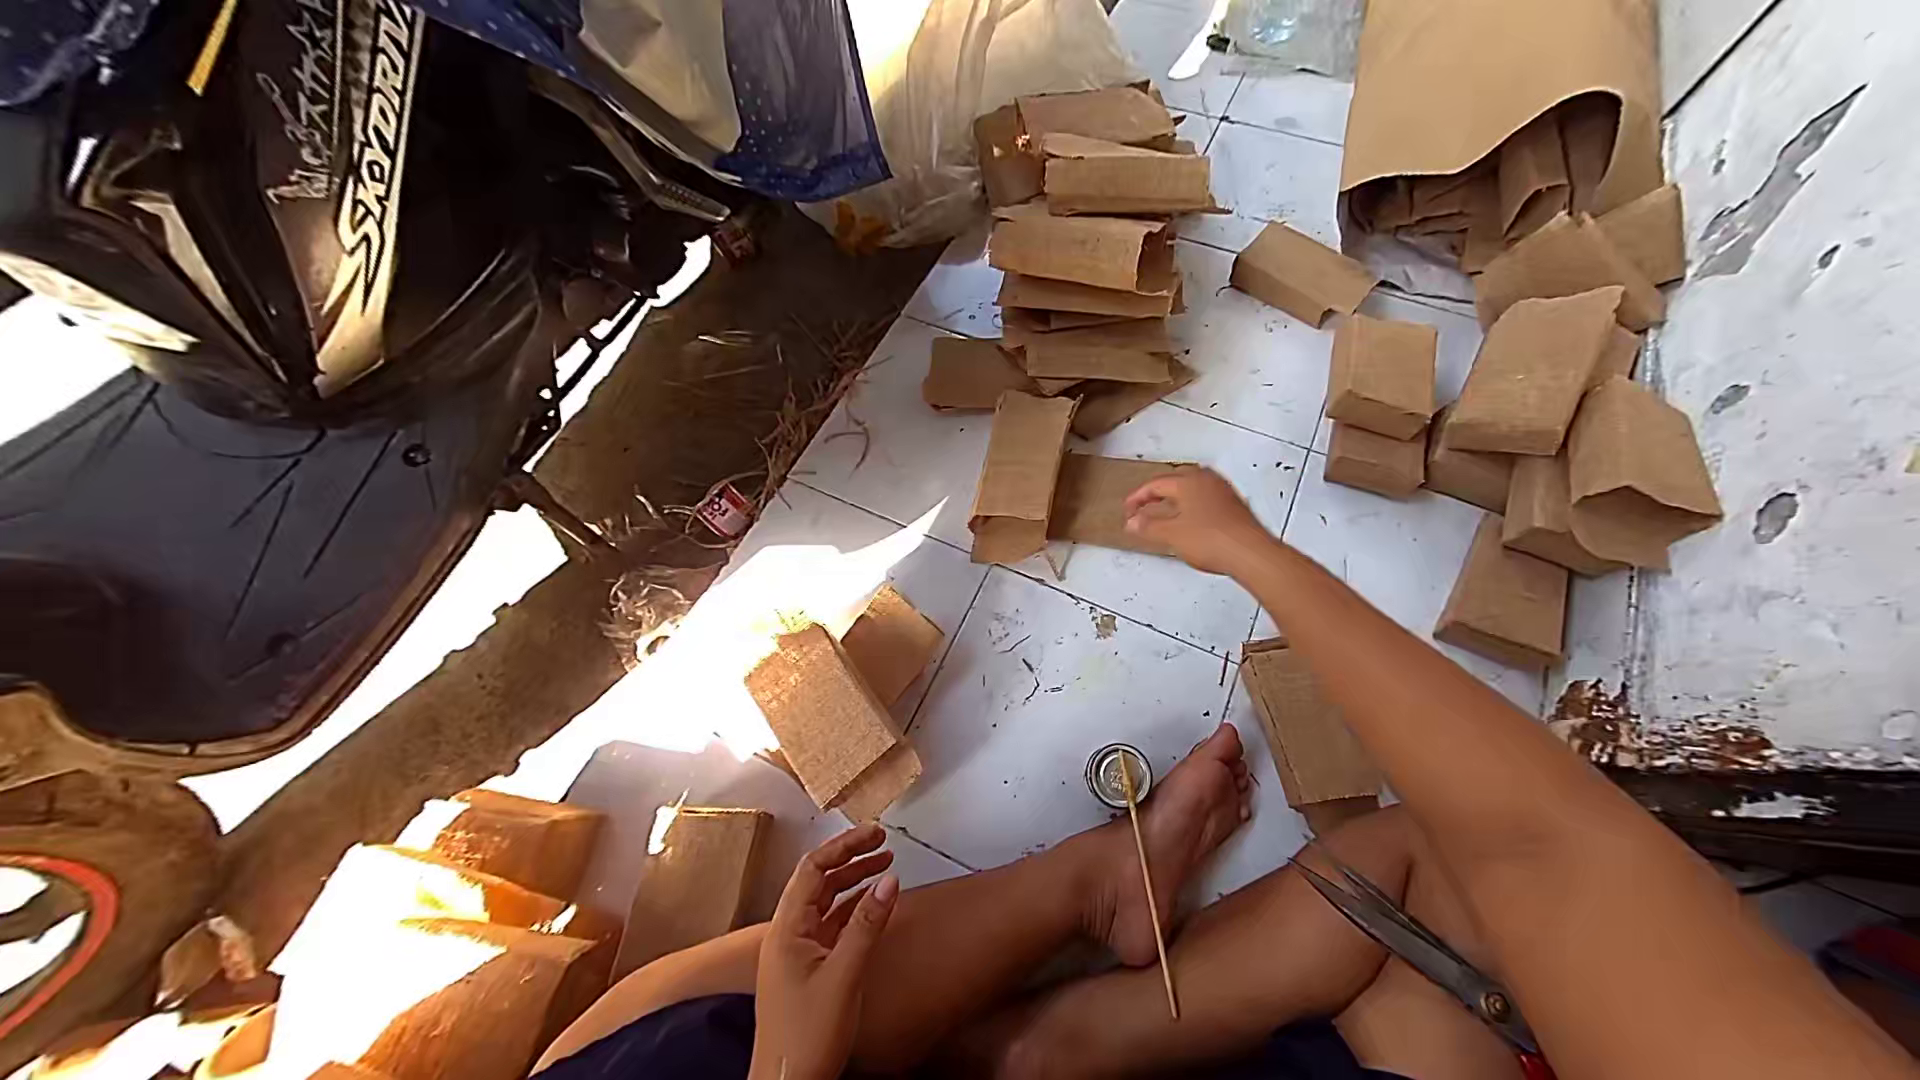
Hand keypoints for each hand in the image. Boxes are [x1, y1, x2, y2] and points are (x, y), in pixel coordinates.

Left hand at [749, 824, 898, 1079]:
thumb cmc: (805, 1039)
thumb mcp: (843, 976)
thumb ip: (868, 924)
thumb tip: (890, 880)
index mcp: (786, 928)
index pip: (813, 868)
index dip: (844, 845)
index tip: (873, 832)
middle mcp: (788, 932)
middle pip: (820, 879)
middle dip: (851, 856)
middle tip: (881, 840)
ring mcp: (798, 949)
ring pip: (827, 899)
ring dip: (854, 879)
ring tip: (884, 863)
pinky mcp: (809, 965)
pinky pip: (833, 922)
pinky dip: (854, 906)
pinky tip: (873, 901)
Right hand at [1124, 467, 1276, 575]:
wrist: (1251, 554)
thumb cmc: (1215, 540)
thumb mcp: (1171, 535)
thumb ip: (1147, 526)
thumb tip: (1132, 522)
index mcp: (1188, 481)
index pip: (1155, 484)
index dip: (1137, 498)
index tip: (1128, 510)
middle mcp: (1207, 480)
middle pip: (1174, 480)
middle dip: (1156, 494)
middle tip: (1143, 507)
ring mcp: (1223, 492)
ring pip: (1191, 489)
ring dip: (1174, 499)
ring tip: (1163, 514)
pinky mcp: (1234, 506)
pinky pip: (1205, 499)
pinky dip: (1191, 506)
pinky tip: (1188, 522)